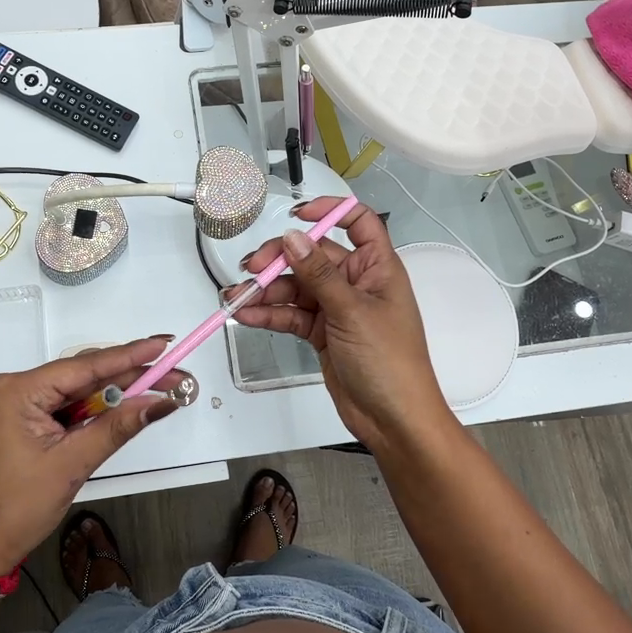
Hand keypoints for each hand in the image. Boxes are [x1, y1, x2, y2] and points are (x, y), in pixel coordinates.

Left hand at [0, 339, 185, 574]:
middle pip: (83, 375)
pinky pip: (66, 407)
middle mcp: (15, 387)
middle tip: (175, 374)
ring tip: (159, 388)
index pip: (85, 367)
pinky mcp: (22, 422)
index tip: (165, 344)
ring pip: (77, 391)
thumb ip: (117, 427)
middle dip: (130, 376)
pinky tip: (125, 407)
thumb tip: (162, 401)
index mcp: (18, 390)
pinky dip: (94, 411)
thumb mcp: (71, 464)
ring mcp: (17, 405)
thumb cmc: (16, 508)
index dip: (130, 355)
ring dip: (115, 394)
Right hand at [233, 197, 449, 446]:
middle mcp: (357, 282)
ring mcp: (338, 308)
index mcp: (377, 268)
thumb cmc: (391, 363)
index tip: (297, 215)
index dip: (331, 212)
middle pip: (313, 256)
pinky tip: (248, 316)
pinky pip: (291, 314)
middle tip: (252, 269)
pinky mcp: (322, 332)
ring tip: (237, 297)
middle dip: (280, 260)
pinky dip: (270, 314)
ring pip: (296, 287)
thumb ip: (318, 274)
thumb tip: (293, 238)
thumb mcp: (352, 312)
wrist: (394, 421)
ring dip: (267, 290)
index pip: (358, 223)